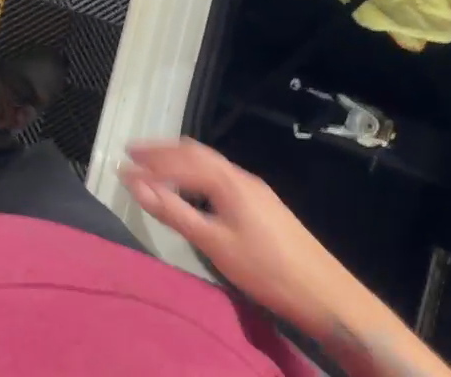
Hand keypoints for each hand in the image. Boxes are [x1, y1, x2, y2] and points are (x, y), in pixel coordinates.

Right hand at [120, 139, 367, 334]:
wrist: (330, 298)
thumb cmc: (268, 271)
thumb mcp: (214, 243)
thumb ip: (173, 212)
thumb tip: (135, 184)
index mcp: (228, 182)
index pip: (179, 161)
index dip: (148, 163)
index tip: (121, 166)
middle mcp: (242, 177)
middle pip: (195, 153)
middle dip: (162, 152)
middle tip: (133, 154)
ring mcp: (255, 190)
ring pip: (209, 164)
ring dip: (179, 161)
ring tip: (155, 167)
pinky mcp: (263, 205)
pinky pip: (220, 176)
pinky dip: (195, 174)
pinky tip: (191, 189)